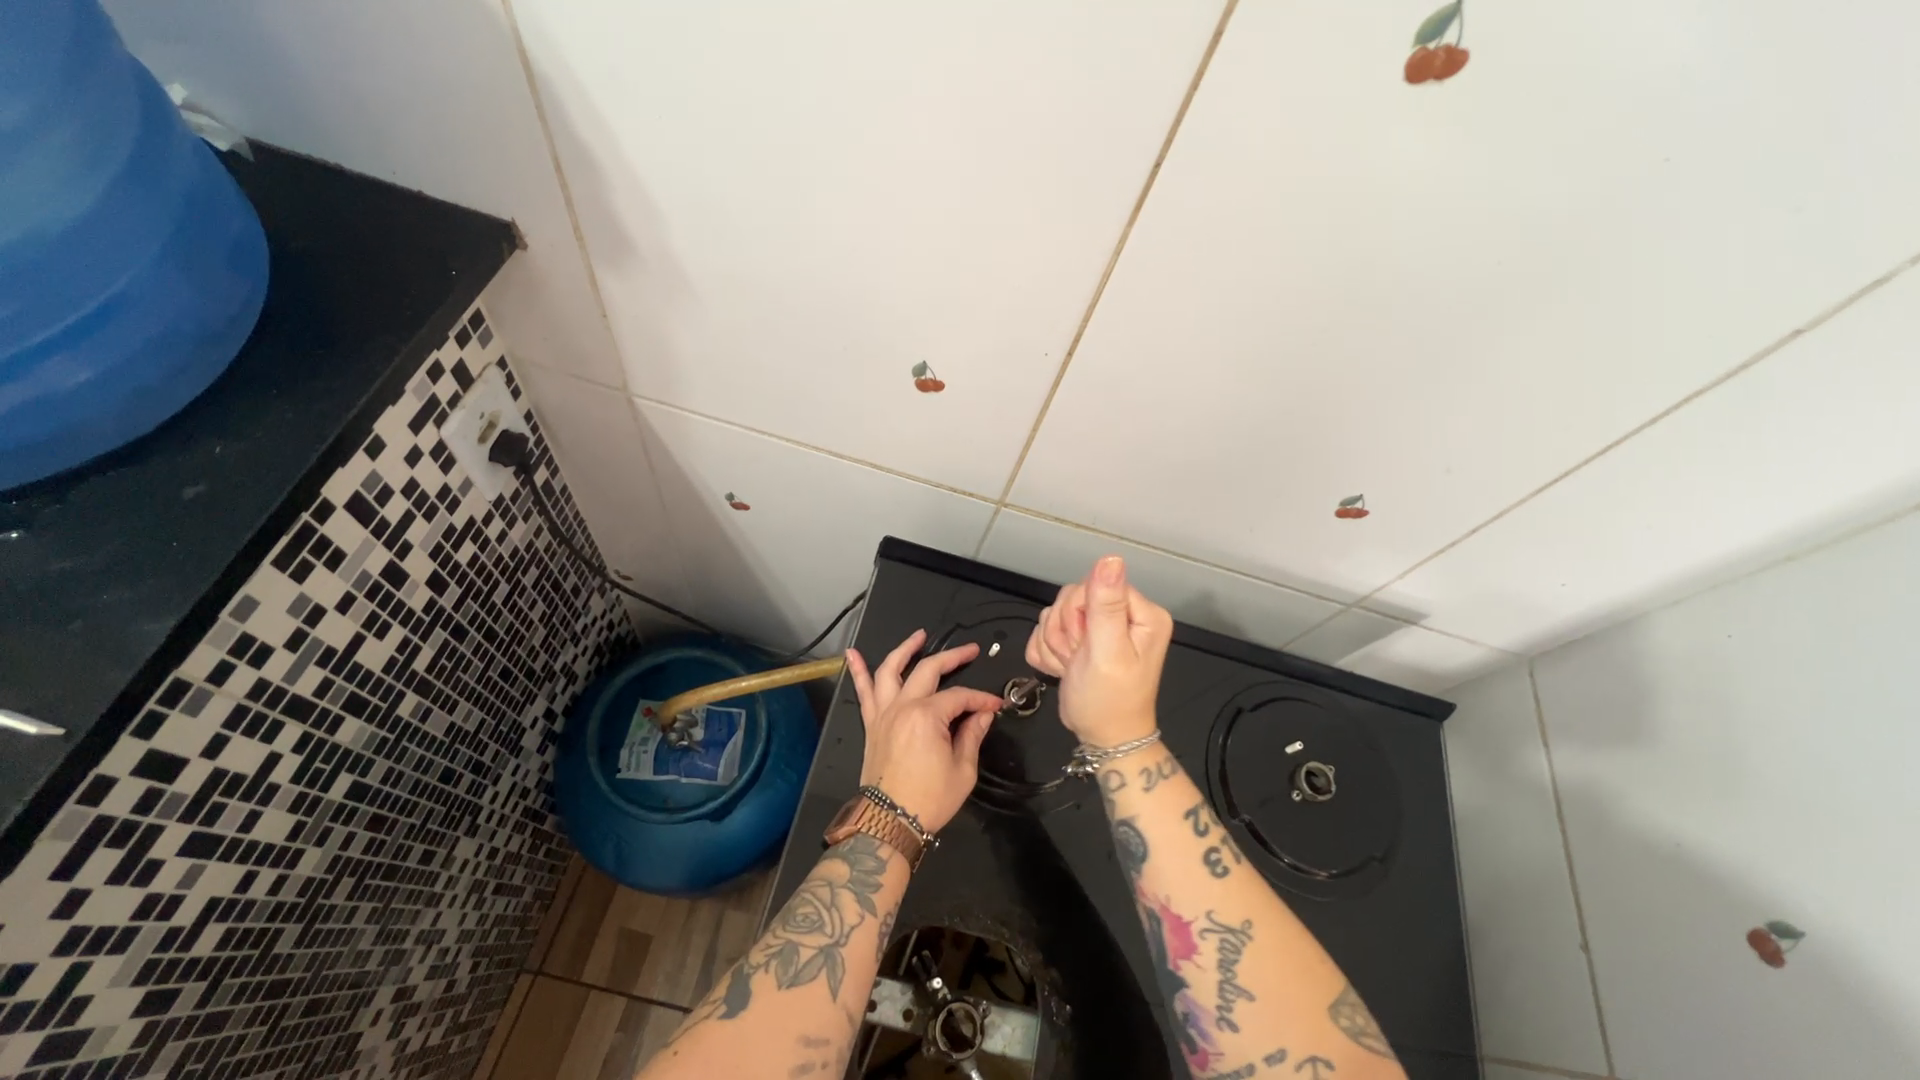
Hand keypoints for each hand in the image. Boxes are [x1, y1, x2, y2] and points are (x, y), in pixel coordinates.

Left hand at [846, 630, 1003, 833]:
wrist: (889, 820)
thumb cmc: (930, 799)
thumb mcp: (962, 770)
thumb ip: (972, 735)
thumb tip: (983, 713)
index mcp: (928, 717)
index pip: (960, 696)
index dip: (981, 699)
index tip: (996, 706)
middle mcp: (903, 706)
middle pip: (928, 670)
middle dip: (953, 657)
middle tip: (971, 650)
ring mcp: (883, 713)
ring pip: (890, 670)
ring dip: (904, 649)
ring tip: (919, 636)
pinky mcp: (871, 723)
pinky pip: (862, 691)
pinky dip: (857, 670)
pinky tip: (852, 653)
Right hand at [1025, 556, 1172, 747]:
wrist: (1103, 739)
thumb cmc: (1109, 701)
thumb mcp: (1108, 653)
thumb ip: (1106, 605)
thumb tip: (1111, 557)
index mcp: (1141, 612)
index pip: (1093, 585)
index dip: (1079, 614)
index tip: (1086, 645)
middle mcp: (1123, 613)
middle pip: (1071, 597)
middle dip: (1065, 631)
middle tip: (1078, 659)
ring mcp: (1099, 627)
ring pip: (1055, 614)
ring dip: (1055, 644)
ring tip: (1072, 667)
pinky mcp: (1079, 640)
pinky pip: (1046, 630)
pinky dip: (1048, 653)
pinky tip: (1063, 669)